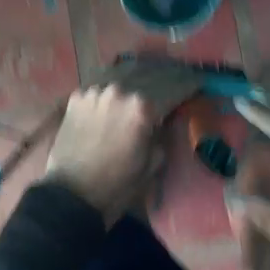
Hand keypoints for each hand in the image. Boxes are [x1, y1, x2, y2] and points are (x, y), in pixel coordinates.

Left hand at [42, 63, 201, 223]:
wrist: (71, 196)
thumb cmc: (117, 185)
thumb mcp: (152, 163)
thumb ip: (161, 134)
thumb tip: (164, 118)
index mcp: (143, 106)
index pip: (173, 87)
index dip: (189, 84)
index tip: (198, 80)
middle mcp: (120, 90)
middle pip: (150, 74)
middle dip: (166, 75)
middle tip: (177, 75)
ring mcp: (96, 90)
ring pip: (123, 73)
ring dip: (139, 75)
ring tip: (149, 76)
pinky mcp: (77, 96)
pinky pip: (101, 84)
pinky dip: (113, 86)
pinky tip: (118, 90)